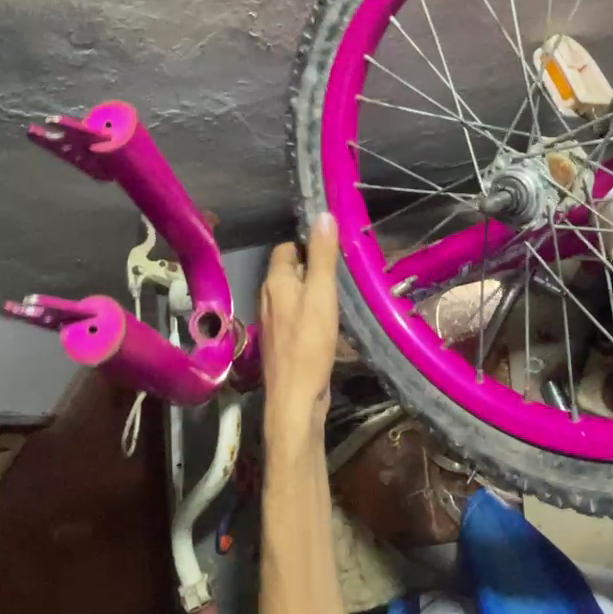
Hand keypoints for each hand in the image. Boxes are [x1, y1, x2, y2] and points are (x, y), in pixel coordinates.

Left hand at [259, 212, 342, 444]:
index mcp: (274, 282)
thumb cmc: (309, 342)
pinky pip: (297, 315)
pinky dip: (312, 311)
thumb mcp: (321, 294)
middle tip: (343, 271)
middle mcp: (269, 297)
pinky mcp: (283, 341)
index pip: (286, 248)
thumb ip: (322, 256)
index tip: (333, 249)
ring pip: (295, 294)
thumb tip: (323, 215)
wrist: (295, 398)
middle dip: (314, 267)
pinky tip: (331, 321)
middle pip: (290, 270)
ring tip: (341, 294)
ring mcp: (274, 321)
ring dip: (315, 291)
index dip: (308, 244)